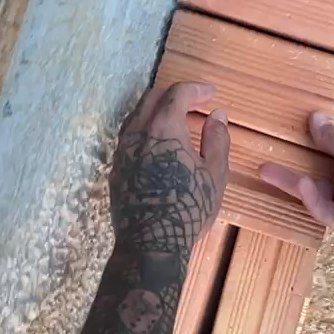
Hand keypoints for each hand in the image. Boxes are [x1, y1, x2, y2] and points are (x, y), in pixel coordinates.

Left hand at [110, 82, 228, 254]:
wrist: (150, 244)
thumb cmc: (188, 209)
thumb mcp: (215, 174)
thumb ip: (217, 139)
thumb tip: (217, 115)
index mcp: (164, 128)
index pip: (177, 94)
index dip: (196, 89)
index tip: (211, 94)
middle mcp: (137, 133)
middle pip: (151, 98)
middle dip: (174, 94)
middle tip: (194, 102)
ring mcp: (122, 151)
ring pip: (136, 115)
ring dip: (157, 111)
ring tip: (177, 121)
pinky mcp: (116, 168)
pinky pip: (129, 136)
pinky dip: (146, 129)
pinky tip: (159, 144)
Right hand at [259, 112, 333, 261]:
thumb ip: (333, 138)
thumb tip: (315, 116)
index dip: (318, 134)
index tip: (295, 126)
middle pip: (319, 164)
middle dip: (296, 159)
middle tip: (268, 151)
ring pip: (313, 186)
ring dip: (291, 179)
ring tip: (264, 170)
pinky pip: (320, 206)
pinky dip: (311, 197)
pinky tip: (301, 186)